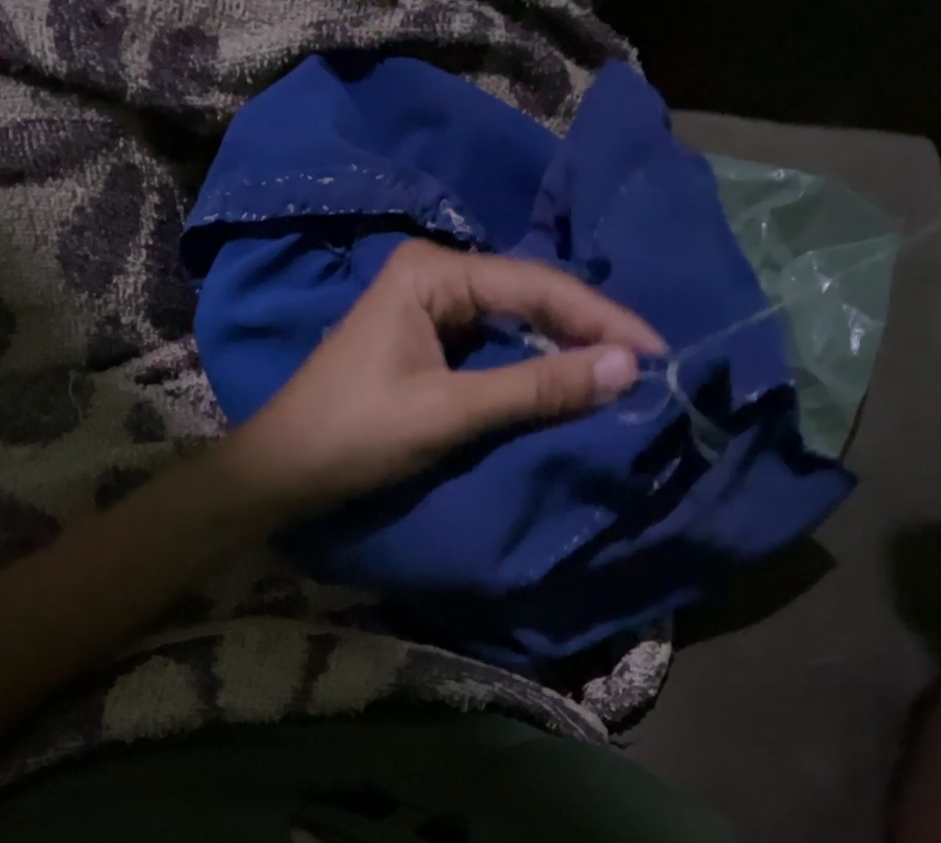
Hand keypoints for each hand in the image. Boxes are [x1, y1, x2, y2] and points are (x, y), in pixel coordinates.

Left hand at [219, 238, 666, 508]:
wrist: (281, 473)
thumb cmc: (353, 436)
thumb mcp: (448, 412)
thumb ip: (535, 388)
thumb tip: (629, 368)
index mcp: (432, 272)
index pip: (537, 287)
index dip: (602, 321)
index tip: (659, 354)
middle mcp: (433, 275)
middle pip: (530, 297)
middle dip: (589, 332)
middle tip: (651, 366)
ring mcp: (427, 309)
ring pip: (514, 324)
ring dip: (564, 350)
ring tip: (623, 375)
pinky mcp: (424, 344)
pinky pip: (493, 348)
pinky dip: (530, 367)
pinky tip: (567, 384)